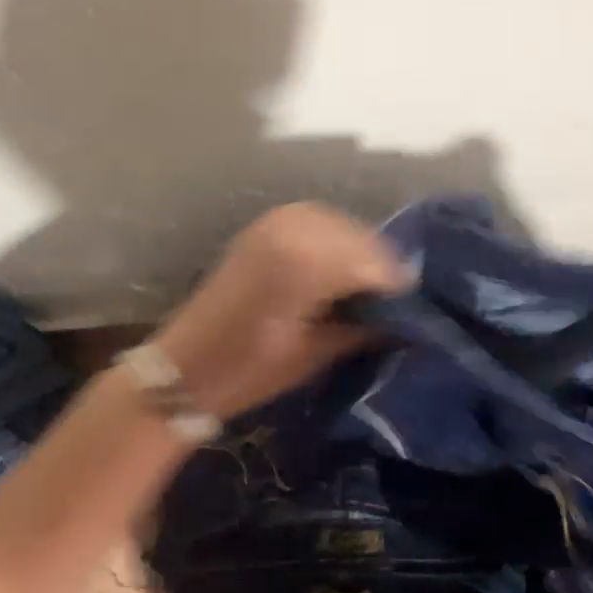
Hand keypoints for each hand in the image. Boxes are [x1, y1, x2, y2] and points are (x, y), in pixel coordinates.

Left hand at [151, 203, 409, 419]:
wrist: (183, 368)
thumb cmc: (247, 371)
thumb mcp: (313, 354)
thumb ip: (362, 326)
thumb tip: (402, 319)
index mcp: (305, 261)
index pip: (376, 264)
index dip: (396, 289)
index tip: (409, 314)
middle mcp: (293, 227)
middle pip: (362, 239)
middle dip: (379, 269)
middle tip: (390, 305)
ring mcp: (276, 222)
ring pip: (342, 227)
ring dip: (358, 254)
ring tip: (365, 292)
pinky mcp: (264, 227)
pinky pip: (317, 224)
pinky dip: (334, 245)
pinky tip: (337, 274)